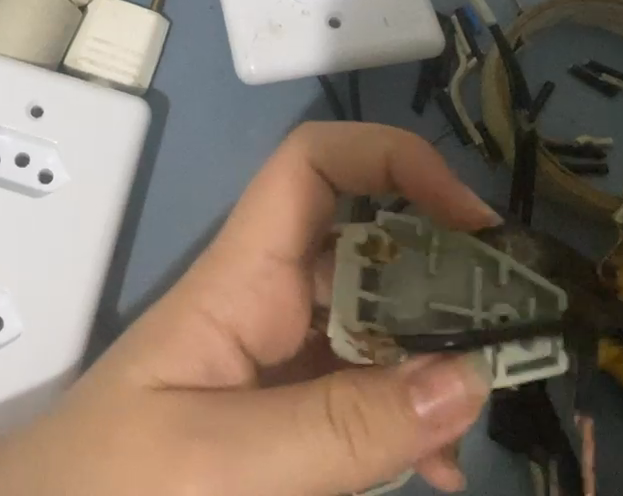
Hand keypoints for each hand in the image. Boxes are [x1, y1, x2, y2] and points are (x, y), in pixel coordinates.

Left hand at [0, 122, 497, 495]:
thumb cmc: (107, 482)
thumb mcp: (221, 462)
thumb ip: (338, 427)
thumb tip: (467, 376)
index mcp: (243, 276)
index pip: (313, 165)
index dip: (391, 160)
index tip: (469, 218)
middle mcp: (268, 299)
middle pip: (365, 244)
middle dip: (442, 270)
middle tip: (516, 329)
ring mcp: (279, 358)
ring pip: (377, 323)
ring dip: (437, 356)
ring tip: (491, 408)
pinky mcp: (284, 413)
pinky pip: (364, 394)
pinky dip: (411, 422)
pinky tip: (440, 472)